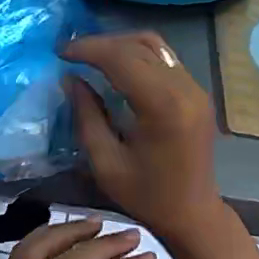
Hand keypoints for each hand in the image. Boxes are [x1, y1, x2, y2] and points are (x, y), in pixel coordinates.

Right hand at [63, 32, 227, 246]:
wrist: (192, 213)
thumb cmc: (145, 196)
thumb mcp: (105, 162)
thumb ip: (87, 116)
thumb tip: (71, 79)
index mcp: (163, 107)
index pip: (122, 58)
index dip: (89, 49)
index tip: (61, 53)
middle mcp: (184, 89)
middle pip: (138, 46)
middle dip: (101, 44)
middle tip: (71, 53)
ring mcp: (195, 88)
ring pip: (154, 46)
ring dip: (120, 45)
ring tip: (90, 56)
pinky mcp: (197, 92)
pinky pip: (165, 59)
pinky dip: (137, 55)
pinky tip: (116, 66)